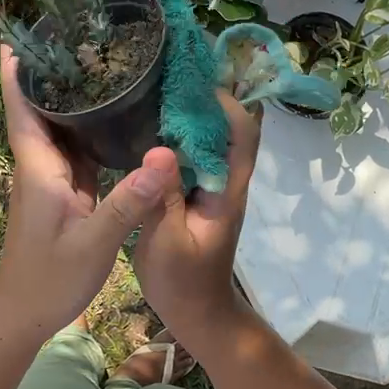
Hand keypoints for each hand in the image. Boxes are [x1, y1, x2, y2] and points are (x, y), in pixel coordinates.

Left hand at [0, 46, 176, 332]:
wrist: (24, 314)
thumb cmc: (50, 278)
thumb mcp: (95, 242)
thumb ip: (129, 201)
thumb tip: (166, 156)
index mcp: (39, 168)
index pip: (22, 107)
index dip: (18, 70)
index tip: (19, 32)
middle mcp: (41, 166)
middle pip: (42, 109)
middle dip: (55, 72)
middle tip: (81, 35)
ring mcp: (52, 181)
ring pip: (60, 128)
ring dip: (73, 98)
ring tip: (102, 64)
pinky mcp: (64, 195)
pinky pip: (76, 152)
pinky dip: (91, 131)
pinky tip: (117, 119)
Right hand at [133, 91, 260, 345]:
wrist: (197, 315)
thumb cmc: (183, 283)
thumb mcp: (166, 242)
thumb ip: (164, 198)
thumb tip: (161, 148)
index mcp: (226, 192)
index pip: (242, 135)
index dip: (226, 103)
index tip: (194, 80)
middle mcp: (224, 183)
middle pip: (228, 129)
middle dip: (205, 99)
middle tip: (167, 74)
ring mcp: (211, 190)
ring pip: (210, 142)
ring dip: (190, 115)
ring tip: (154, 90)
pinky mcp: (195, 196)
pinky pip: (191, 158)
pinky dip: (175, 138)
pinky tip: (145, 127)